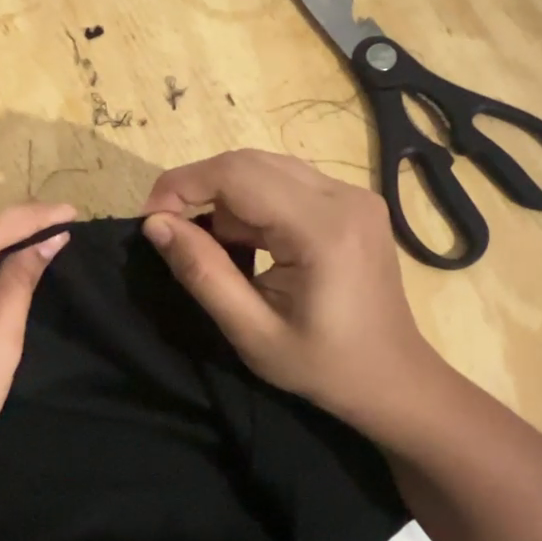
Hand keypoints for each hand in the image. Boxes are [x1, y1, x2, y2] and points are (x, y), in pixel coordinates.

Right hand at [141, 150, 444, 423]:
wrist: (391, 378)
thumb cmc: (320, 365)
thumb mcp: (249, 331)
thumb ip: (202, 273)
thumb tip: (155, 225)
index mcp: (322, 229)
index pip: (235, 174)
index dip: (181, 186)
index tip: (150, 223)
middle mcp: (343, 196)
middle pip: (247, 162)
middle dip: (196, 189)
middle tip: (169, 232)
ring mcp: (352, 195)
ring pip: (263, 167)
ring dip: (222, 197)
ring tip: (208, 246)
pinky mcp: (351, 203)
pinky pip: (284, 182)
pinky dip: (249, 203)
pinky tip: (243, 243)